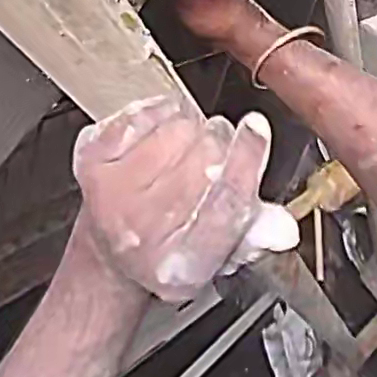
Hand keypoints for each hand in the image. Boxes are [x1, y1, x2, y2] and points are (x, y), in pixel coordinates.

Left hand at [72, 95, 299, 300]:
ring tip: (183, 149)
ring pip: (179, 129)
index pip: (226, 206)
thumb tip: (284, 226)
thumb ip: (254, 234)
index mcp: (181, 264)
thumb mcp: (217, 254)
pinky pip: (145, 112)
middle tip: (213, 154)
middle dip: (220, 144)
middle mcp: (142, 232)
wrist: (109, 247)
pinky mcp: (92, 160)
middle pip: (207, 158)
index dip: (247, 159)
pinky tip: (159, 133)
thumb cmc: (171, 244)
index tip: (257, 125)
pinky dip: (161, 113)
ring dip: (191, 128)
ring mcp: (111, 194)